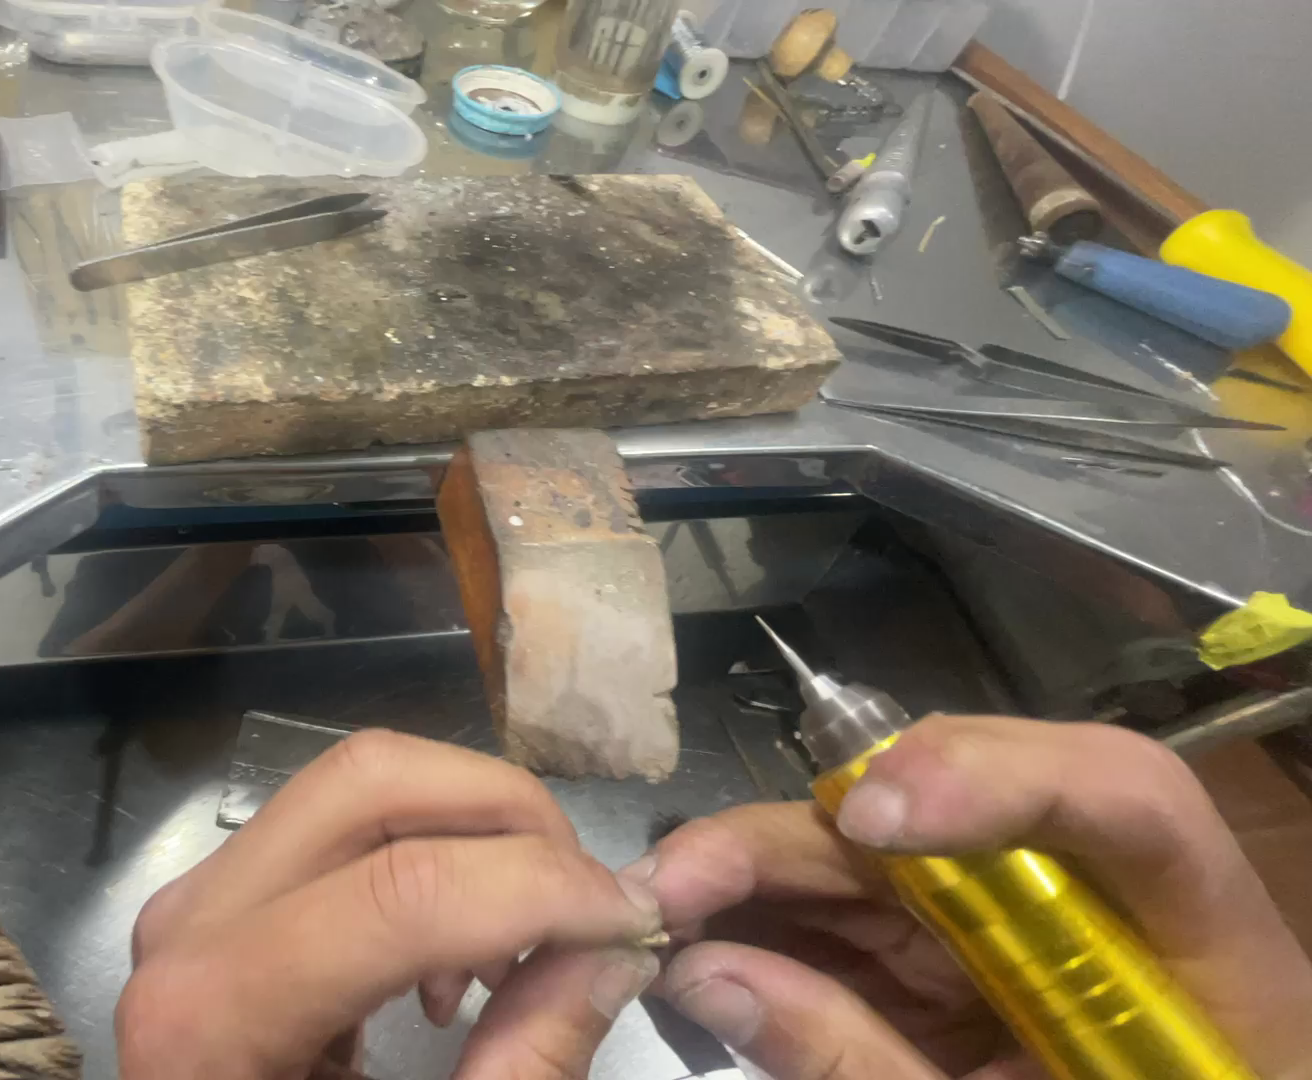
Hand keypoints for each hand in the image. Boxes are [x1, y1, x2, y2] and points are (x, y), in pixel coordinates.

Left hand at [117, 730, 664, 1079]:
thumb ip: (524, 1070)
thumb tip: (607, 953)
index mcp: (210, 1009)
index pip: (403, 889)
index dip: (538, 886)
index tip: (631, 918)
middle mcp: (192, 915)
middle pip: (370, 781)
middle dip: (504, 810)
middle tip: (582, 895)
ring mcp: (202, 890)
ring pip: (358, 783)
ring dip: (467, 828)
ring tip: (508, 952)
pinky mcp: (224, 888)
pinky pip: (340, 820)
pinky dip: (425, 850)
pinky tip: (444, 961)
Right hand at [638, 714, 1311, 1078]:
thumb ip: (860, 1064)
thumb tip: (698, 975)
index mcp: (1175, 944)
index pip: (1109, 793)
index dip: (983, 773)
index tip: (865, 821)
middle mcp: (1052, 887)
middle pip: (901, 814)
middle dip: (767, 842)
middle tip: (663, 888)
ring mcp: (972, 900)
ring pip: (833, 846)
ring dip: (732, 874)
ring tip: (651, 918)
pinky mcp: (910, 926)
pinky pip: (809, 896)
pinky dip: (739, 913)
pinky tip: (683, 933)